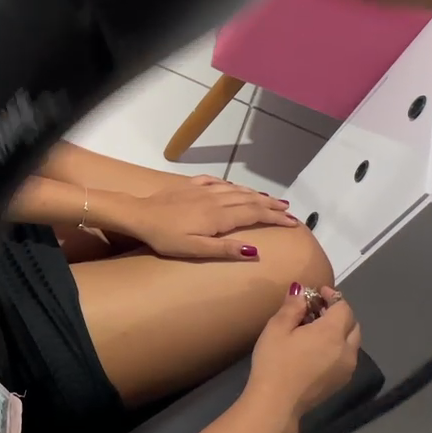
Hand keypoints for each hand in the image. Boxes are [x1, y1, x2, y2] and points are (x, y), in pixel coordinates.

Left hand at [118, 176, 300, 260]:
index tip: (293, 222)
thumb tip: (256, 251)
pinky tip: (232, 185)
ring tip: (269, 198)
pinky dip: (229, 183)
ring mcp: (200, 190)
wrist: (138, 214)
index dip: (275, 217)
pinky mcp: (187, 185)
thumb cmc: (165, 236)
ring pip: (233, 189)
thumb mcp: (194, 249)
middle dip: (270, 204)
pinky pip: (213, 181)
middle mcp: (213, 199)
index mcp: (218, 216)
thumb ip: (225, 250)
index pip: (254, 214)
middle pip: (248, 199)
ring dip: (253, 193)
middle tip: (289, 210)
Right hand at [247, 285, 360, 420]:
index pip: (344, 308)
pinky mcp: (342, 380)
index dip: (333, 296)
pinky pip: (347, 355)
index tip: (317, 291)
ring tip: (314, 325)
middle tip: (316, 306)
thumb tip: (301, 291)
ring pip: (352, 341)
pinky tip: (316, 346)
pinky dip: (338, 344)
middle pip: (353, 325)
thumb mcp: (277, 328)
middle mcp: (347, 350)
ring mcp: (347, 368)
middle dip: (338, 312)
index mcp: (332, 334)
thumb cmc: (275, 360)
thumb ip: (292, 307)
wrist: (279, 401)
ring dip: (339, 329)